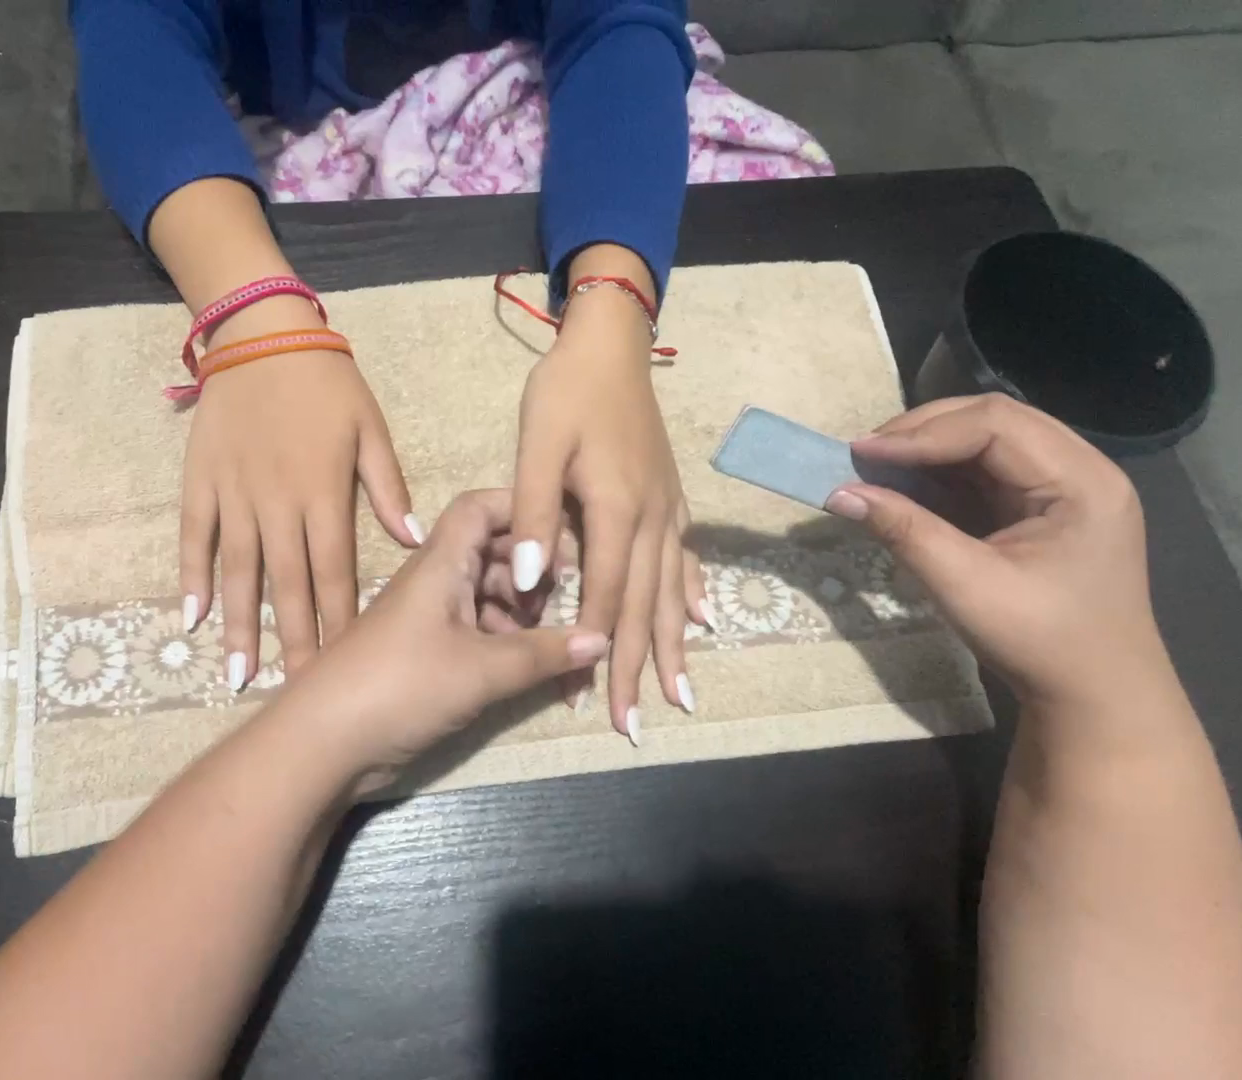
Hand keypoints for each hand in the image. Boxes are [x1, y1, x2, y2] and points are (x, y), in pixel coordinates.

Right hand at [180, 350, 421, 689]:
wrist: (262, 336)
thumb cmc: (327, 384)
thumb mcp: (371, 429)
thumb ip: (388, 488)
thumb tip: (414, 541)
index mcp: (324, 495)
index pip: (336, 572)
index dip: (340, 622)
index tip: (345, 666)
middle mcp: (278, 506)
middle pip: (288, 585)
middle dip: (294, 641)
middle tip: (295, 692)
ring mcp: (234, 498)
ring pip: (238, 573)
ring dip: (241, 626)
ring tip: (241, 676)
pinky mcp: (200, 485)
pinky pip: (194, 539)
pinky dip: (191, 579)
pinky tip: (191, 620)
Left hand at [272, 489, 608, 790]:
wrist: (324, 742)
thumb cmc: (400, 685)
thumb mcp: (479, 669)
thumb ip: (543, 654)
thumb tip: (603, 639)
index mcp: (442, 562)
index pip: (482, 508)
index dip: (524, 509)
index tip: (568, 533)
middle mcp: (440, 581)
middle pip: (497, 556)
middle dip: (540, 576)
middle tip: (579, 603)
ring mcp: (436, 621)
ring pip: (494, 600)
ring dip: (532, 619)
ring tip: (569, 647)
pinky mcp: (435, 658)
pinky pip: (485, 638)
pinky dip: (515, 649)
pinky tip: (544, 675)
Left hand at [509, 282, 705, 745]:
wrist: (610, 346)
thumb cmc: (564, 394)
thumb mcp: (538, 447)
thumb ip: (537, 515)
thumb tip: (538, 582)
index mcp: (615, 509)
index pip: (608, 594)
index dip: (600, 649)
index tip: (596, 700)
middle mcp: (651, 518)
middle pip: (646, 605)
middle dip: (642, 666)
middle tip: (640, 721)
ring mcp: (668, 509)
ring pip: (673, 589)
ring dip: (676, 644)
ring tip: (683, 692)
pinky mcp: (672, 499)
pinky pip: (686, 558)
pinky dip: (693, 594)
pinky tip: (704, 620)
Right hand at [826, 394, 1163, 707]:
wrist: (1093, 694)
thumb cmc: (1041, 641)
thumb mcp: (966, 586)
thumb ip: (905, 532)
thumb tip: (840, 493)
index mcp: (1081, 481)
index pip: (995, 425)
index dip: (923, 434)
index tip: (862, 453)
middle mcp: (1078, 470)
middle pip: (993, 420)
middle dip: (923, 432)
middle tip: (864, 454)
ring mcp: (1061, 487)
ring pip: (986, 440)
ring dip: (927, 448)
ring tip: (876, 466)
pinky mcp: (1039, 507)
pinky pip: (984, 470)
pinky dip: (938, 473)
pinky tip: (903, 484)